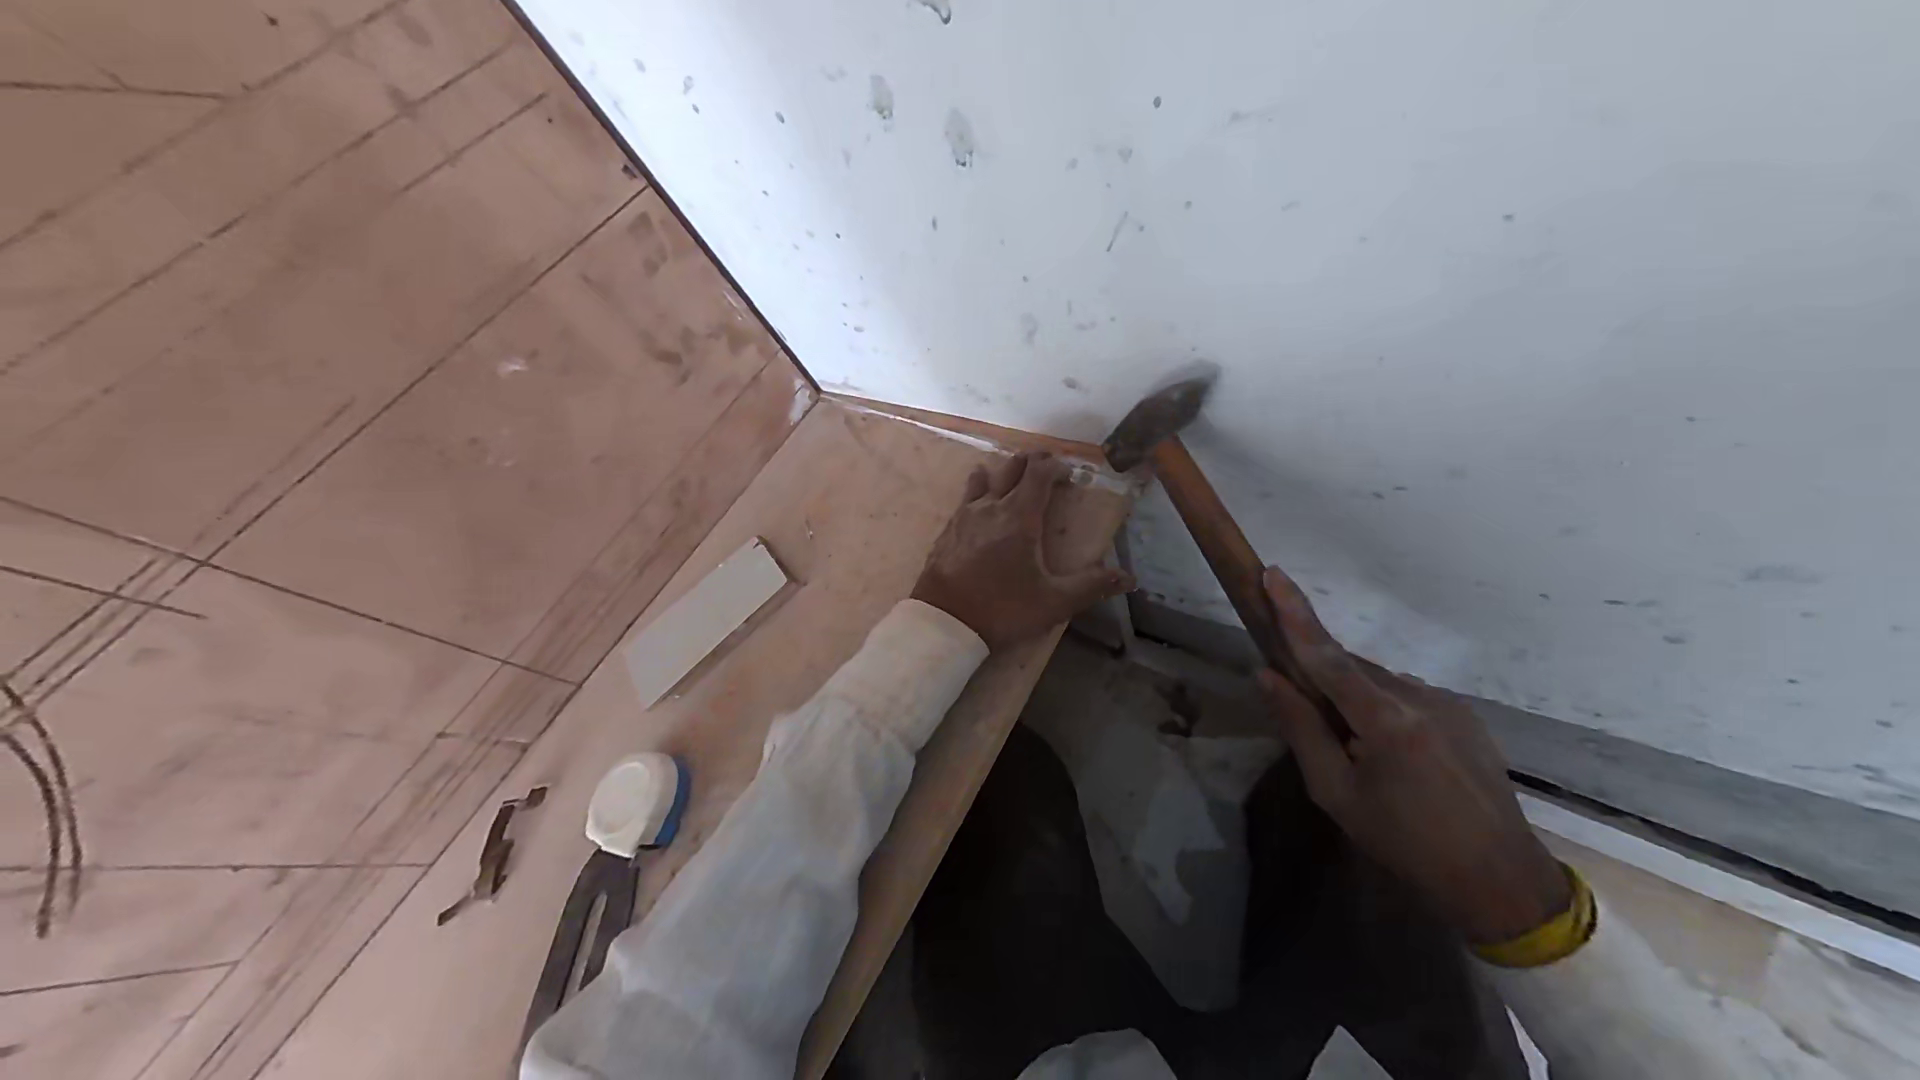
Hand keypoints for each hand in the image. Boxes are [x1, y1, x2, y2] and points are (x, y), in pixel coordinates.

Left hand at [912, 452, 1134, 650]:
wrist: (944, 623)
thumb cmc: (1003, 609)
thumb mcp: (1054, 602)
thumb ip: (1091, 586)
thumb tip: (1128, 578)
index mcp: (1020, 516)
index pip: (1039, 473)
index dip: (1056, 466)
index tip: (1069, 474)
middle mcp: (990, 507)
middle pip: (1011, 467)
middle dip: (1031, 462)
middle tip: (1045, 467)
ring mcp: (963, 516)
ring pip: (982, 478)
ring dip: (1000, 473)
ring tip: (1011, 478)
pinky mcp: (946, 530)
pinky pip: (964, 499)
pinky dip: (978, 492)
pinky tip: (979, 506)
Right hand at [1257, 567, 1570, 944]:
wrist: (1499, 879)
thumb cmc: (1404, 841)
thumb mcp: (1335, 793)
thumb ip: (1300, 728)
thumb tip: (1266, 675)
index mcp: (1386, 721)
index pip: (1328, 656)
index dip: (1295, 613)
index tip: (1273, 573)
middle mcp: (1420, 698)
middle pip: (1350, 665)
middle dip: (1319, 672)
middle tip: (1300, 705)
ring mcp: (1448, 704)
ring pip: (1378, 680)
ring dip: (1352, 694)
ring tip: (1352, 745)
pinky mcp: (1465, 714)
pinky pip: (1405, 694)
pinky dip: (1381, 705)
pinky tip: (1387, 749)